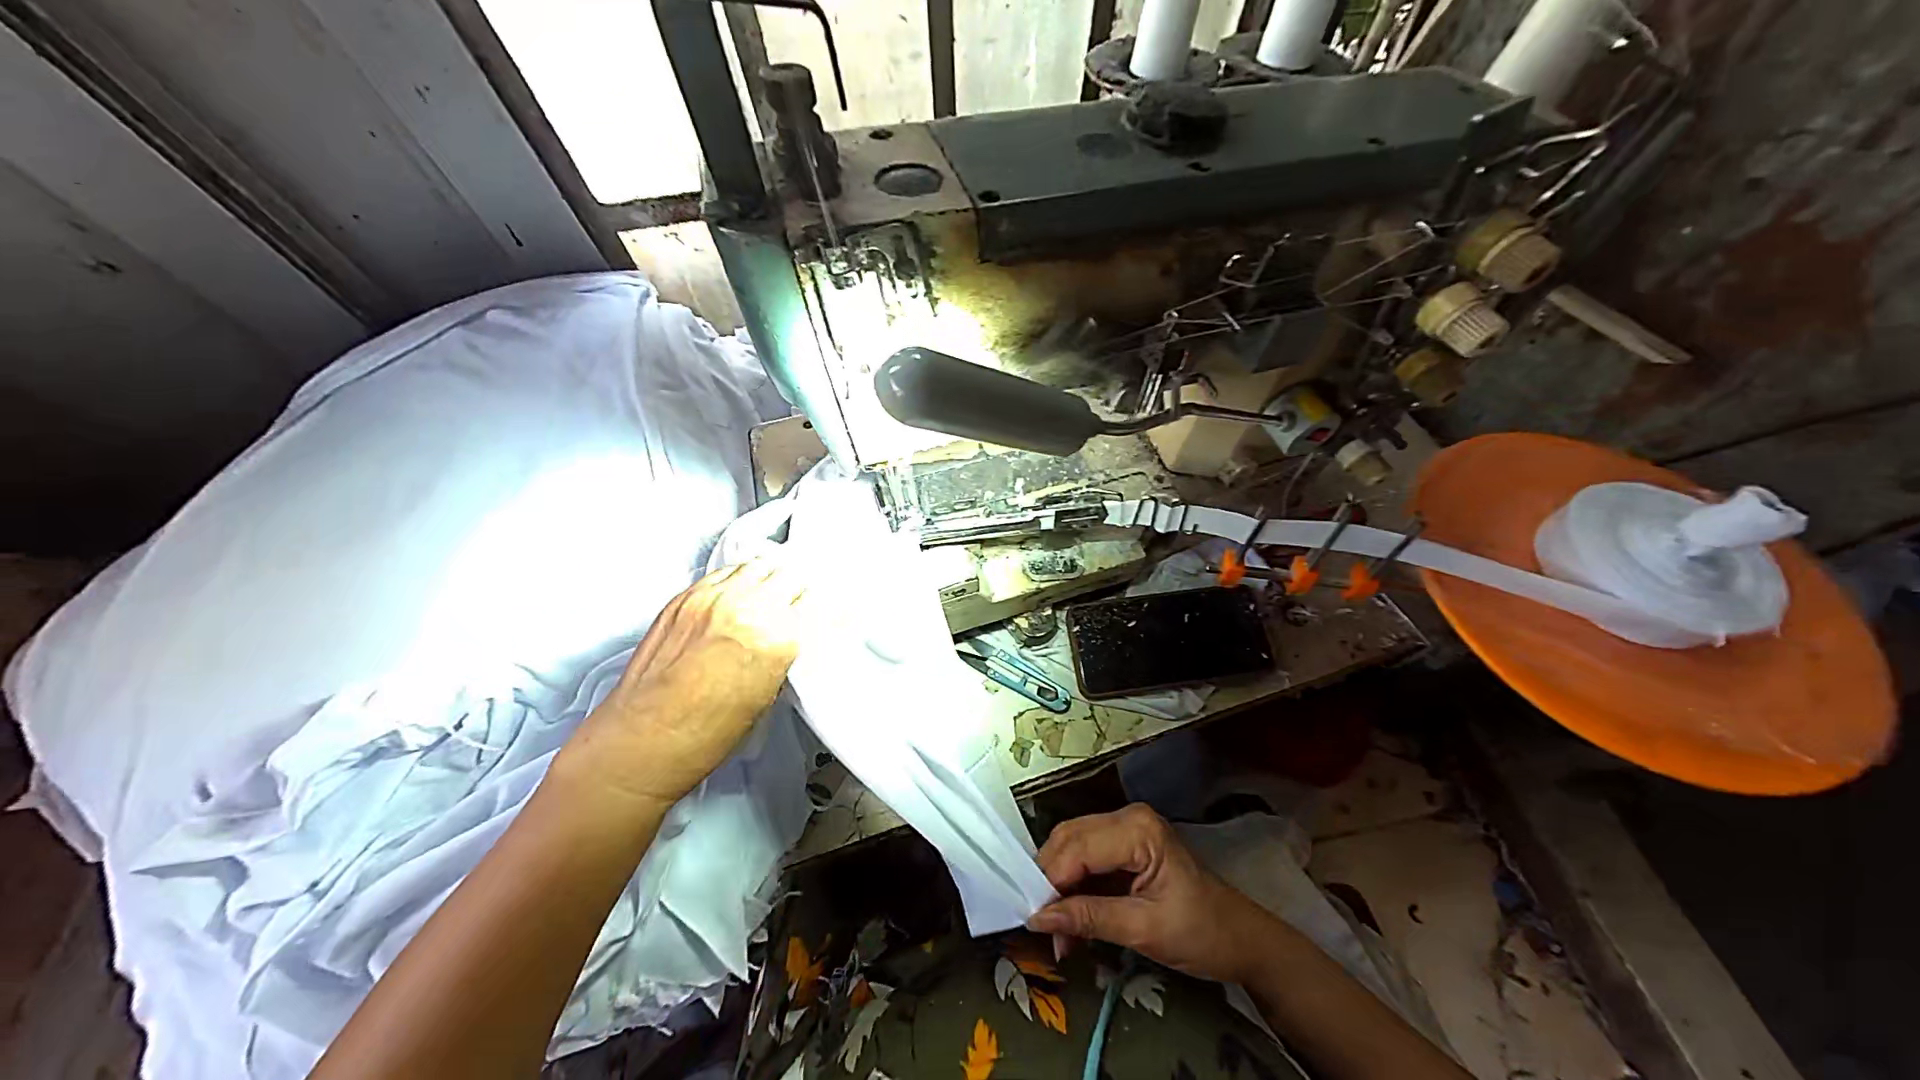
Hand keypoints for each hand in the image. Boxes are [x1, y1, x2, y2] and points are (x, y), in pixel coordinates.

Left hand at [560, 558, 806, 807]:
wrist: (642, 742)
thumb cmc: (700, 736)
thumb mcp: (768, 695)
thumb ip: (786, 652)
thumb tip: (796, 633)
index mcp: (775, 639)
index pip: (817, 602)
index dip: (826, 607)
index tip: (828, 611)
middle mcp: (744, 610)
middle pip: (790, 575)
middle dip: (800, 589)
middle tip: (803, 602)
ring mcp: (710, 599)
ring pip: (758, 566)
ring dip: (771, 578)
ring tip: (774, 593)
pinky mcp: (684, 598)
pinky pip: (725, 573)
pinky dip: (739, 580)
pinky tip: (742, 596)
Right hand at [1026, 804, 1277, 984]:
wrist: (1243, 940)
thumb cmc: (1204, 933)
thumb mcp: (1145, 930)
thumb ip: (1089, 918)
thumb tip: (1039, 918)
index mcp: (1137, 829)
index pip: (1076, 848)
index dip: (1050, 882)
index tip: (1032, 919)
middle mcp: (1126, 818)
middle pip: (1068, 841)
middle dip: (1049, 883)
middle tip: (1041, 927)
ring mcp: (1124, 829)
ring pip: (1070, 848)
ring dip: (1057, 887)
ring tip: (1055, 931)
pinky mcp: (1123, 846)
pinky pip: (1084, 859)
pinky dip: (1072, 888)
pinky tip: (1068, 919)